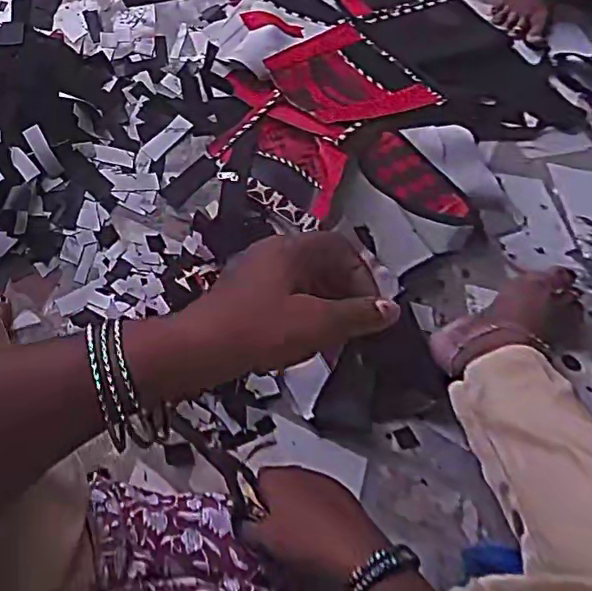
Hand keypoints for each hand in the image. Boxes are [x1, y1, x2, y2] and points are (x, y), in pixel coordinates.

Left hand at [179, 232, 399, 377]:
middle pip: (323, 263)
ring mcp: (256, 274)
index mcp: (286, 249)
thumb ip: (357, 314)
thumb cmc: (257, 328)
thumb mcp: (318, 323)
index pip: (339, 245)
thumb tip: (387, 308)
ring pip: (306, 283)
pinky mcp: (247, 296)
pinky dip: (307, 316)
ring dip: (329, 309)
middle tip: (362, 325)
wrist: (204, 346)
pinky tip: (313, 344)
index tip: (375, 305)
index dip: (364, 272)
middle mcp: (270, 254)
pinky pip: (288, 298)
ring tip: (340, 341)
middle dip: (348, 293)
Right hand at [239, 467, 390, 590]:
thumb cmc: (305, 545)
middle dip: (279, 502)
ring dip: (302, 506)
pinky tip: (329, 534)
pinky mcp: (349, 497)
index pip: (252, 480)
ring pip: (304, 491)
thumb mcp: (266, 542)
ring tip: (307, 534)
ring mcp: (326, 481)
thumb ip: (246, 528)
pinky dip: (324, 513)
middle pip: (280, 483)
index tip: (260, 522)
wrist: (361, 560)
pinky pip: (327, 501)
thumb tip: (242, 524)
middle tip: (282, 530)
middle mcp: (297, 470)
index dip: (255, 502)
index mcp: (273, 476)